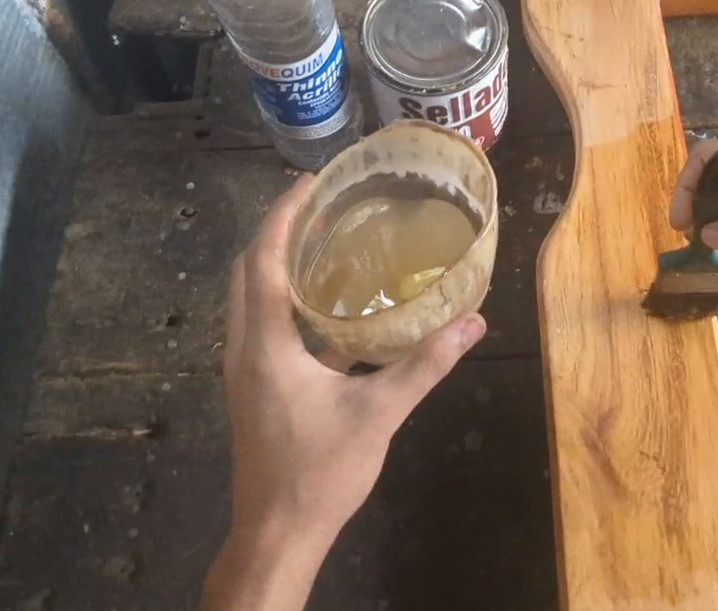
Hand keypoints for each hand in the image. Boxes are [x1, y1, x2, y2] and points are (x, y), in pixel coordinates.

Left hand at [207, 176, 486, 608]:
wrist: (277, 536)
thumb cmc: (319, 473)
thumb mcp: (379, 415)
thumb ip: (426, 365)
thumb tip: (473, 322)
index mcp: (265, 345)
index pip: (263, 261)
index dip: (283, 215)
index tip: (309, 181)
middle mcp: (245, 347)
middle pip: (246, 269)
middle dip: (277, 227)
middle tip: (318, 199)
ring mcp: (245, 367)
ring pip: (247, 294)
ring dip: (275, 258)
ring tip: (320, 234)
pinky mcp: (253, 384)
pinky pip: (260, 318)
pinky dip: (282, 291)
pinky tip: (325, 297)